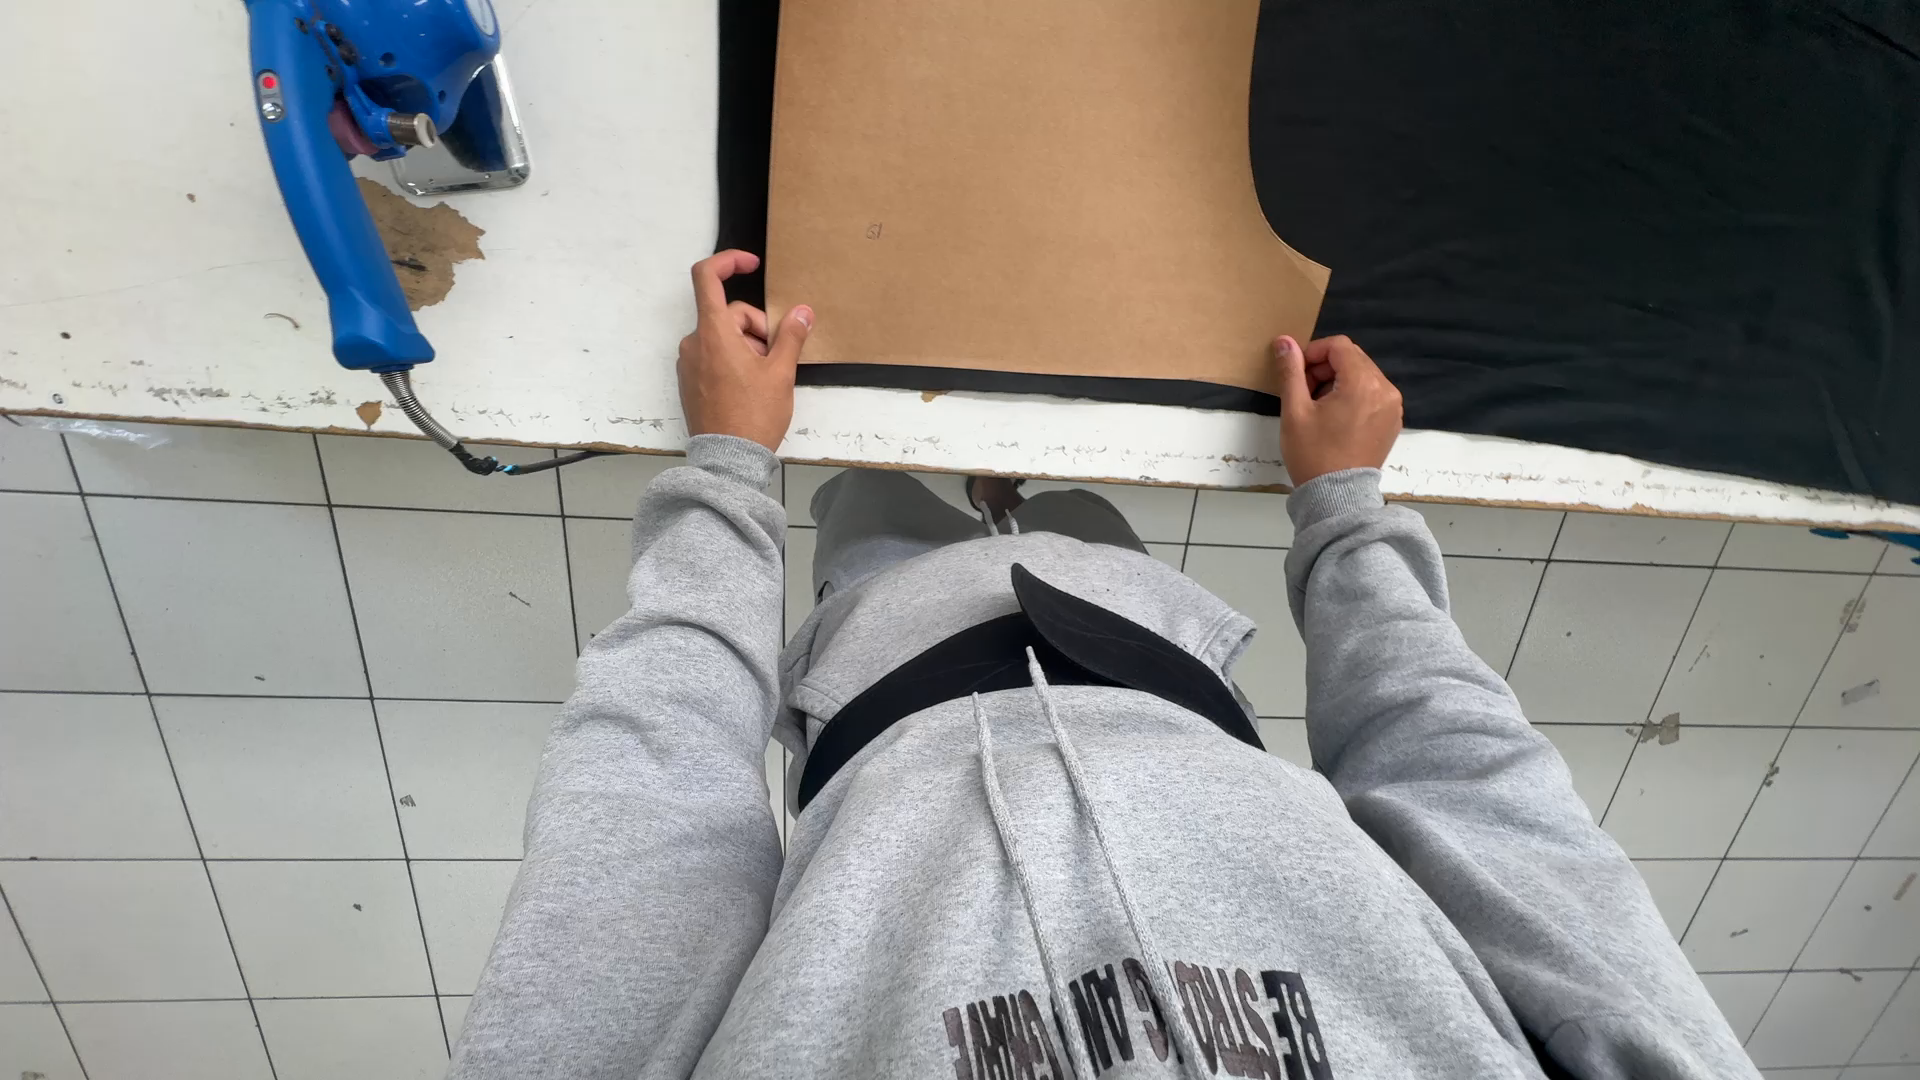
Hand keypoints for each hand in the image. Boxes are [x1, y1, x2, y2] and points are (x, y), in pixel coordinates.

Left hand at [677, 250, 812, 451]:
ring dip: (747, 346)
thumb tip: (802, 312)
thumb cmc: (754, 415)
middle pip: (728, 314)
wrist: (729, 458)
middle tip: (777, 356)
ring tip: (765, 377)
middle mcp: (694, 342)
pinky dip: (734, 360)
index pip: (708, 277)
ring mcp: (689, 363)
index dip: (729, 261)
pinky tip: (750, 387)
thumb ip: (791, 337)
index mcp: (713, 333)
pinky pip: (713, 357)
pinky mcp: (690, 382)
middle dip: (756, 327)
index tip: (752, 264)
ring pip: (722, 337)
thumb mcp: (780, 373)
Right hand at [1273, 334, 1402, 486]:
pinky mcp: (1392, 419)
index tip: (1296, 374)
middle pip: (1353, 358)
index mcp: (1362, 384)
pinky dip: (1352, 396)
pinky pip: (1372, 393)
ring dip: (1337, 381)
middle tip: (1303, 393)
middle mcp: (1385, 389)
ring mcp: (1393, 405)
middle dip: (1324, 368)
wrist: (1336, 495)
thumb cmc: (1312, 453)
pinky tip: (1335, 419)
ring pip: (1362, 375)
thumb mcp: (1294, 411)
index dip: (1312, 353)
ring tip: (1318, 408)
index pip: (1339, 346)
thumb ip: (1290, 372)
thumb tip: (1284, 341)